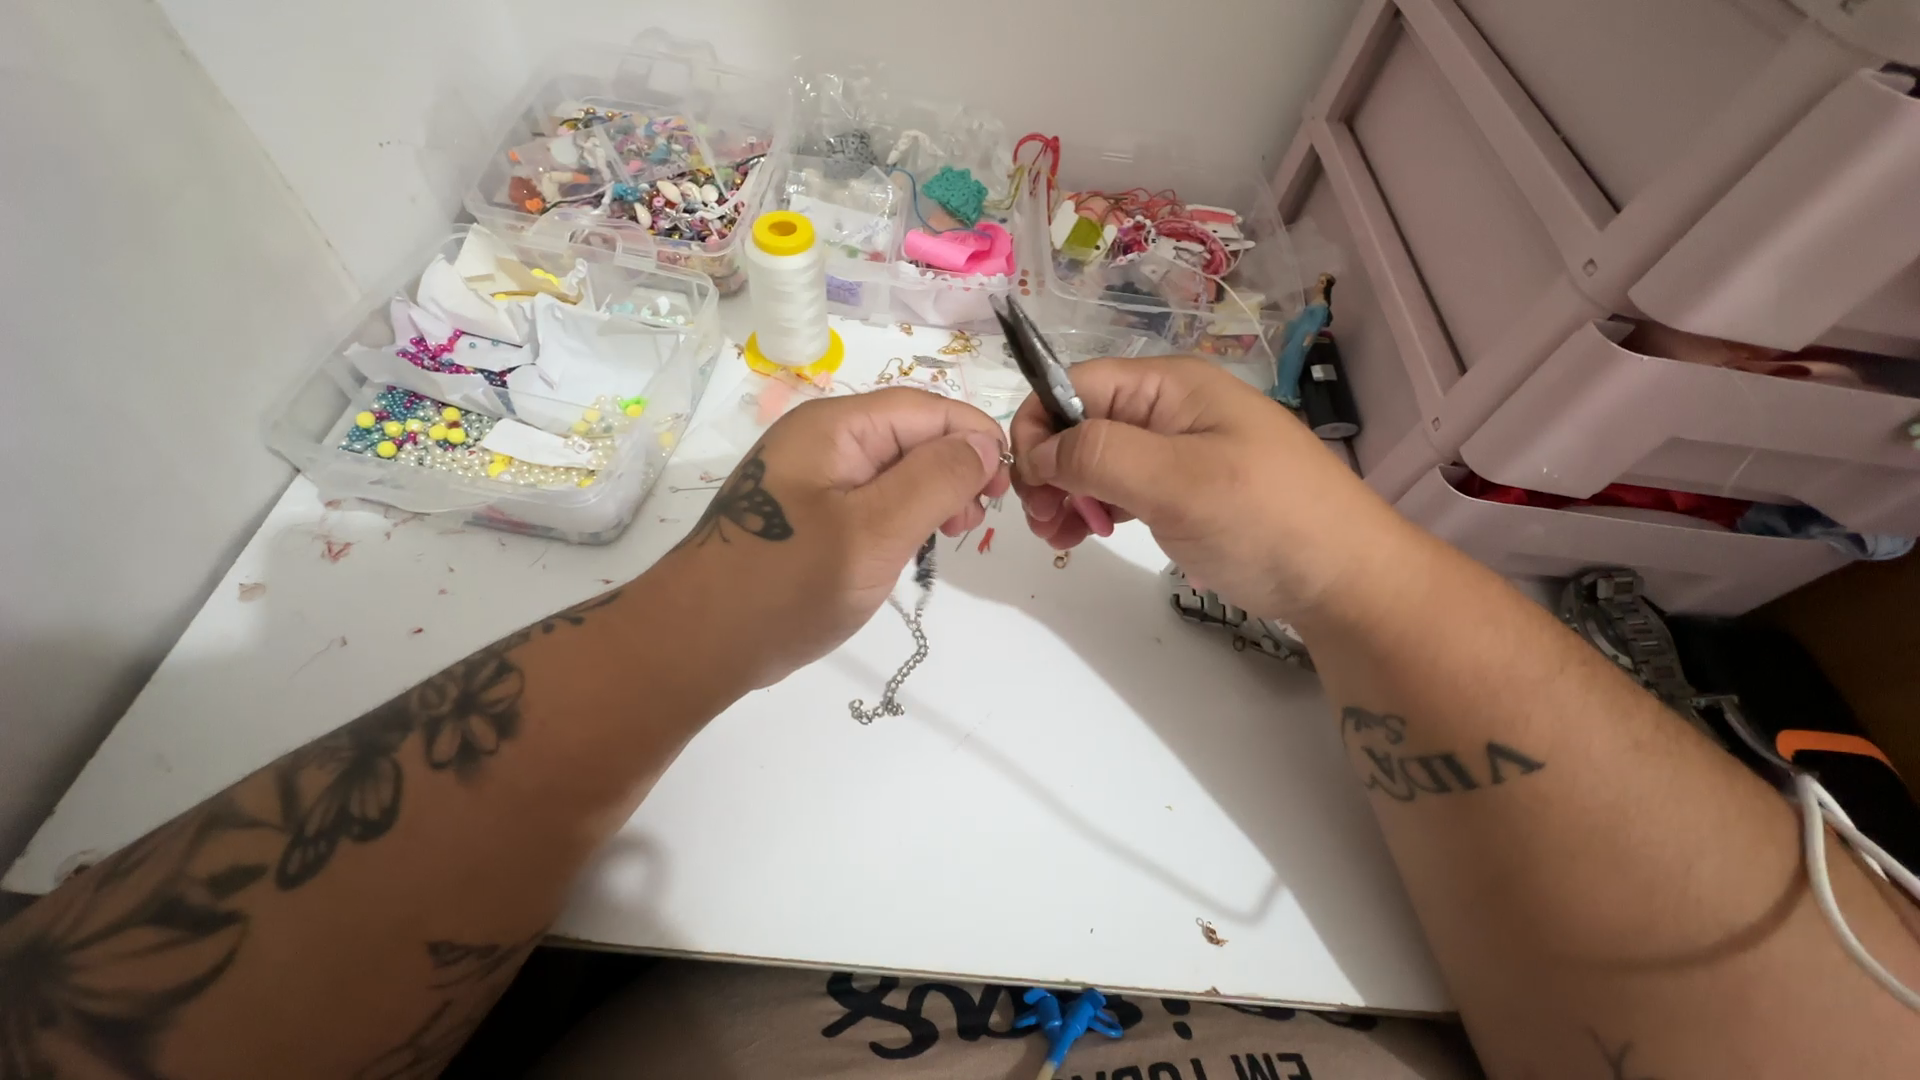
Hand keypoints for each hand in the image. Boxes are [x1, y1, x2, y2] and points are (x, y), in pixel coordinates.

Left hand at [655, 388, 1009, 689]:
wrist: (699, 642)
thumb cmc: (788, 584)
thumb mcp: (875, 530)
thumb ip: (935, 479)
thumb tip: (980, 443)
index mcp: (836, 427)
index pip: (925, 409)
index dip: (973, 437)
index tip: (1006, 486)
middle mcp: (823, 440)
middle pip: (910, 435)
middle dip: (955, 468)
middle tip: (972, 523)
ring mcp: (812, 477)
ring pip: (894, 469)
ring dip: (932, 494)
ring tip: (949, 537)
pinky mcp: (809, 514)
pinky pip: (871, 498)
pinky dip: (903, 516)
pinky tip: (911, 546)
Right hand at [1010, 356, 1404, 621]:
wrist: (1344, 579)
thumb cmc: (1263, 521)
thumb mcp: (1177, 482)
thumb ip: (1098, 455)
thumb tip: (1038, 452)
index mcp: (1169, 387)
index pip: (1075, 383)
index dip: (1040, 426)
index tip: (1029, 485)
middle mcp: (1169, 409)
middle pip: (1081, 422)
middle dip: (1051, 468)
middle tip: (1047, 523)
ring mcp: (1178, 451)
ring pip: (1096, 458)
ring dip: (1068, 493)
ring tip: (1064, 538)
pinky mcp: (1183, 490)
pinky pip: (1122, 487)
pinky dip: (1096, 508)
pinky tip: (1090, 536)